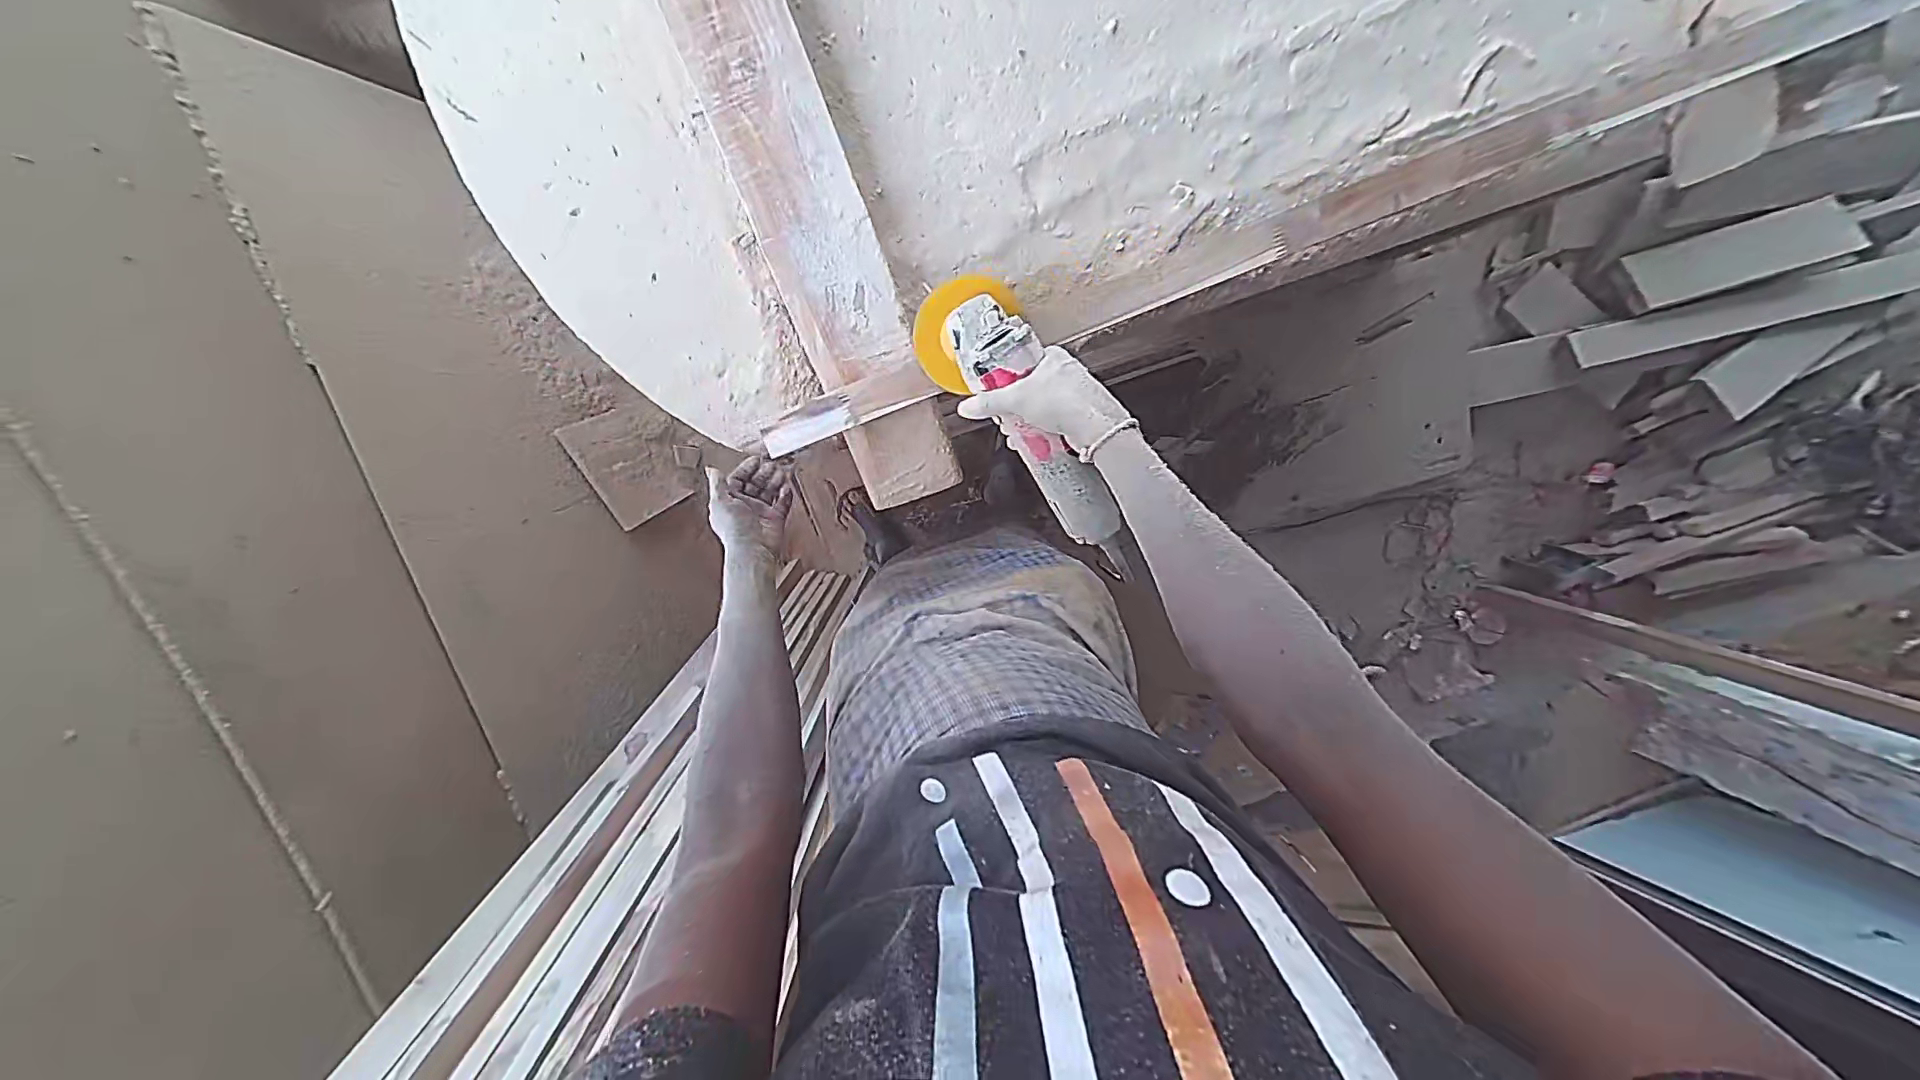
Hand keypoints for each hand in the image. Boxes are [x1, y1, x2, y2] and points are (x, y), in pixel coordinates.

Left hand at [708, 456, 793, 556]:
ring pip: (770, 491)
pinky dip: (785, 494)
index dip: (747, 469)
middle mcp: (746, 505)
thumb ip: (717, 484)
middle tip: (771, 465)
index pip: (738, 479)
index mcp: (730, 501)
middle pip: (756, 483)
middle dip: (763, 473)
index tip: (756, 460)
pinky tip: (786, 487)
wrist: (752, 549)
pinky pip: (782, 503)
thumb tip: (711, 470)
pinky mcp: (775, 519)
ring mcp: (761, 512)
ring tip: (780, 472)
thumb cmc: (733, 529)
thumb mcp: (719, 501)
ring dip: (775, 480)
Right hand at [954, 346, 1133, 452]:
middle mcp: (1066, 372)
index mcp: (1052, 357)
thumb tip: (968, 406)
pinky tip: (1039, 440)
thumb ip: (989, 403)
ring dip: (1029, 423)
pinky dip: (1045, 432)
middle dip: (1017, 410)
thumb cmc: (1065, 401)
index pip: (1021, 365)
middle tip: (1008, 420)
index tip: (998, 397)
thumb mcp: (1016, 399)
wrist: (1095, 427)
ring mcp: (1075, 393)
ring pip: (1043, 408)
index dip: (1007, 383)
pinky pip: (1055, 421)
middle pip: (1030, 390)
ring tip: (1022, 434)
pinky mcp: (1081, 414)